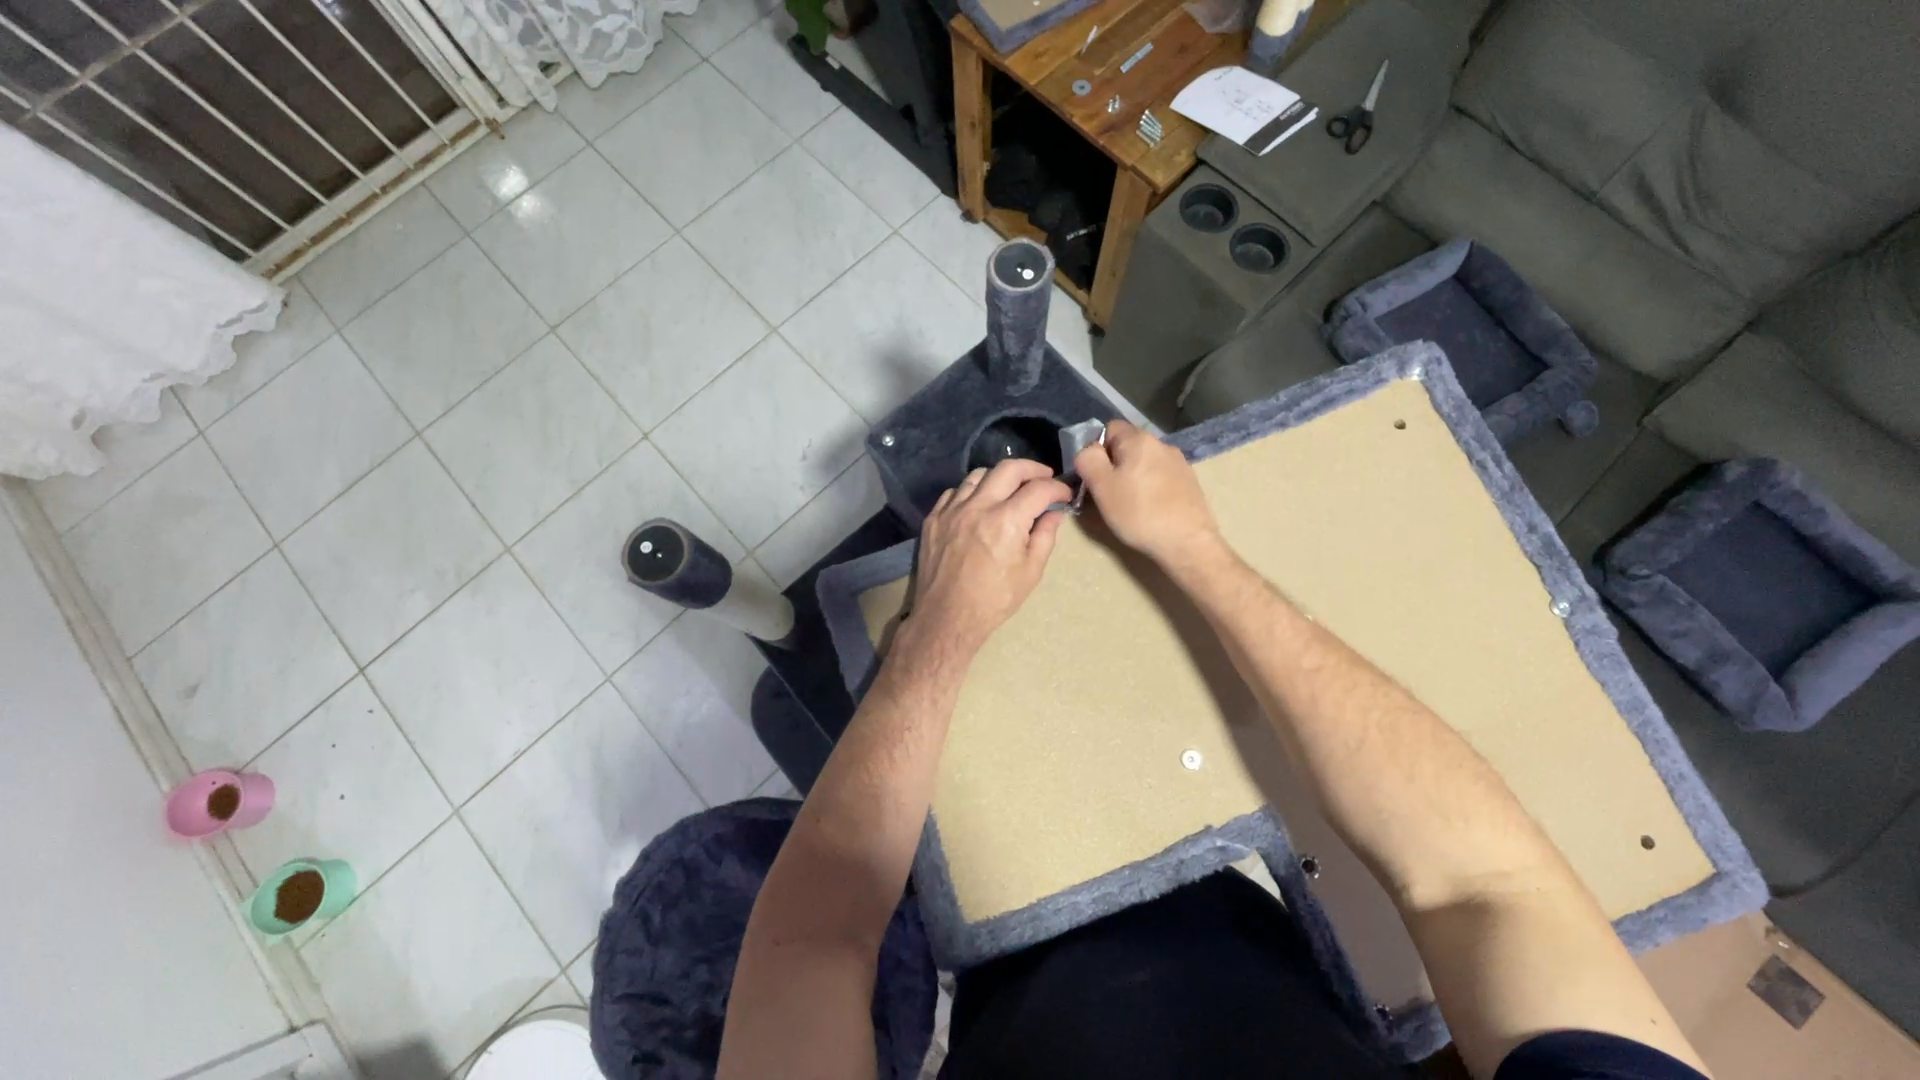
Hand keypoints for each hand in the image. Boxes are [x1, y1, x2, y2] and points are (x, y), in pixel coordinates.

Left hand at [912, 459, 1071, 649]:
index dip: (1057, 489)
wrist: (947, 617)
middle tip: (1043, 478)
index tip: (1064, 495)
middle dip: (1032, 469)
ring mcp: (952, 510)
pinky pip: (954, 492)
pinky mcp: (934, 519)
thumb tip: (1054, 514)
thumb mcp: (1030, 572)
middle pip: (1008, 468)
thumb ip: (1045, 536)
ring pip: (978, 475)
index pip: (1038, 489)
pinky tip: (979, 504)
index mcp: (1006, 521)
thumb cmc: (994, 600)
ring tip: (1010, 489)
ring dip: (999, 477)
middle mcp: (978, 507)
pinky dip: (971, 492)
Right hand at [1074, 420, 1219, 563]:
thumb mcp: (1101, 486)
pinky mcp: (1189, 481)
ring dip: (1134, 476)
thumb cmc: (1140, 513)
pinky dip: (1151, 487)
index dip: (1096, 449)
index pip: (1109, 428)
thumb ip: (1088, 460)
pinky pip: (1161, 476)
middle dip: (1115, 464)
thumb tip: (1088, 450)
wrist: (1188, 542)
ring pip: (1145, 462)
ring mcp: (1179, 462)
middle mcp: (1162, 444)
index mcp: (1139, 439)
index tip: (1096, 476)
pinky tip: (1152, 508)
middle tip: (1110, 493)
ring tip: (1131, 504)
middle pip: (1128, 445)